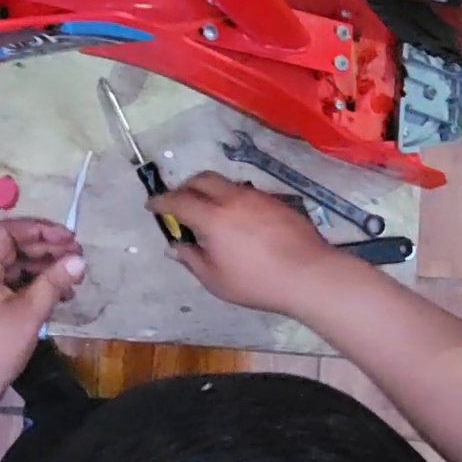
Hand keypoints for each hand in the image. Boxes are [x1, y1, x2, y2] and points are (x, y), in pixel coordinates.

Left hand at [0, 219, 86, 407]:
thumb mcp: (28, 314)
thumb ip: (54, 282)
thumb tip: (79, 260)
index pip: (6, 232)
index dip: (39, 230)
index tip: (69, 239)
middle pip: (10, 248)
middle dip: (45, 249)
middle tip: (77, 256)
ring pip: (12, 268)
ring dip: (42, 269)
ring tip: (72, 278)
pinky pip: (8, 286)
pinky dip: (32, 286)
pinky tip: (58, 295)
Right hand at [148, 171, 356, 315]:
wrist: (309, 274)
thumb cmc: (257, 282)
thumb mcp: (215, 280)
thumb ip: (192, 259)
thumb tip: (175, 246)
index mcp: (212, 217)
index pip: (178, 201)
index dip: (161, 202)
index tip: (152, 205)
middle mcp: (232, 198)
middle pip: (202, 179)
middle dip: (185, 187)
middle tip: (179, 203)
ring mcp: (257, 197)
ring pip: (226, 183)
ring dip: (211, 191)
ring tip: (209, 211)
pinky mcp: (276, 201)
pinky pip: (246, 193)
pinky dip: (232, 199)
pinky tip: (238, 220)